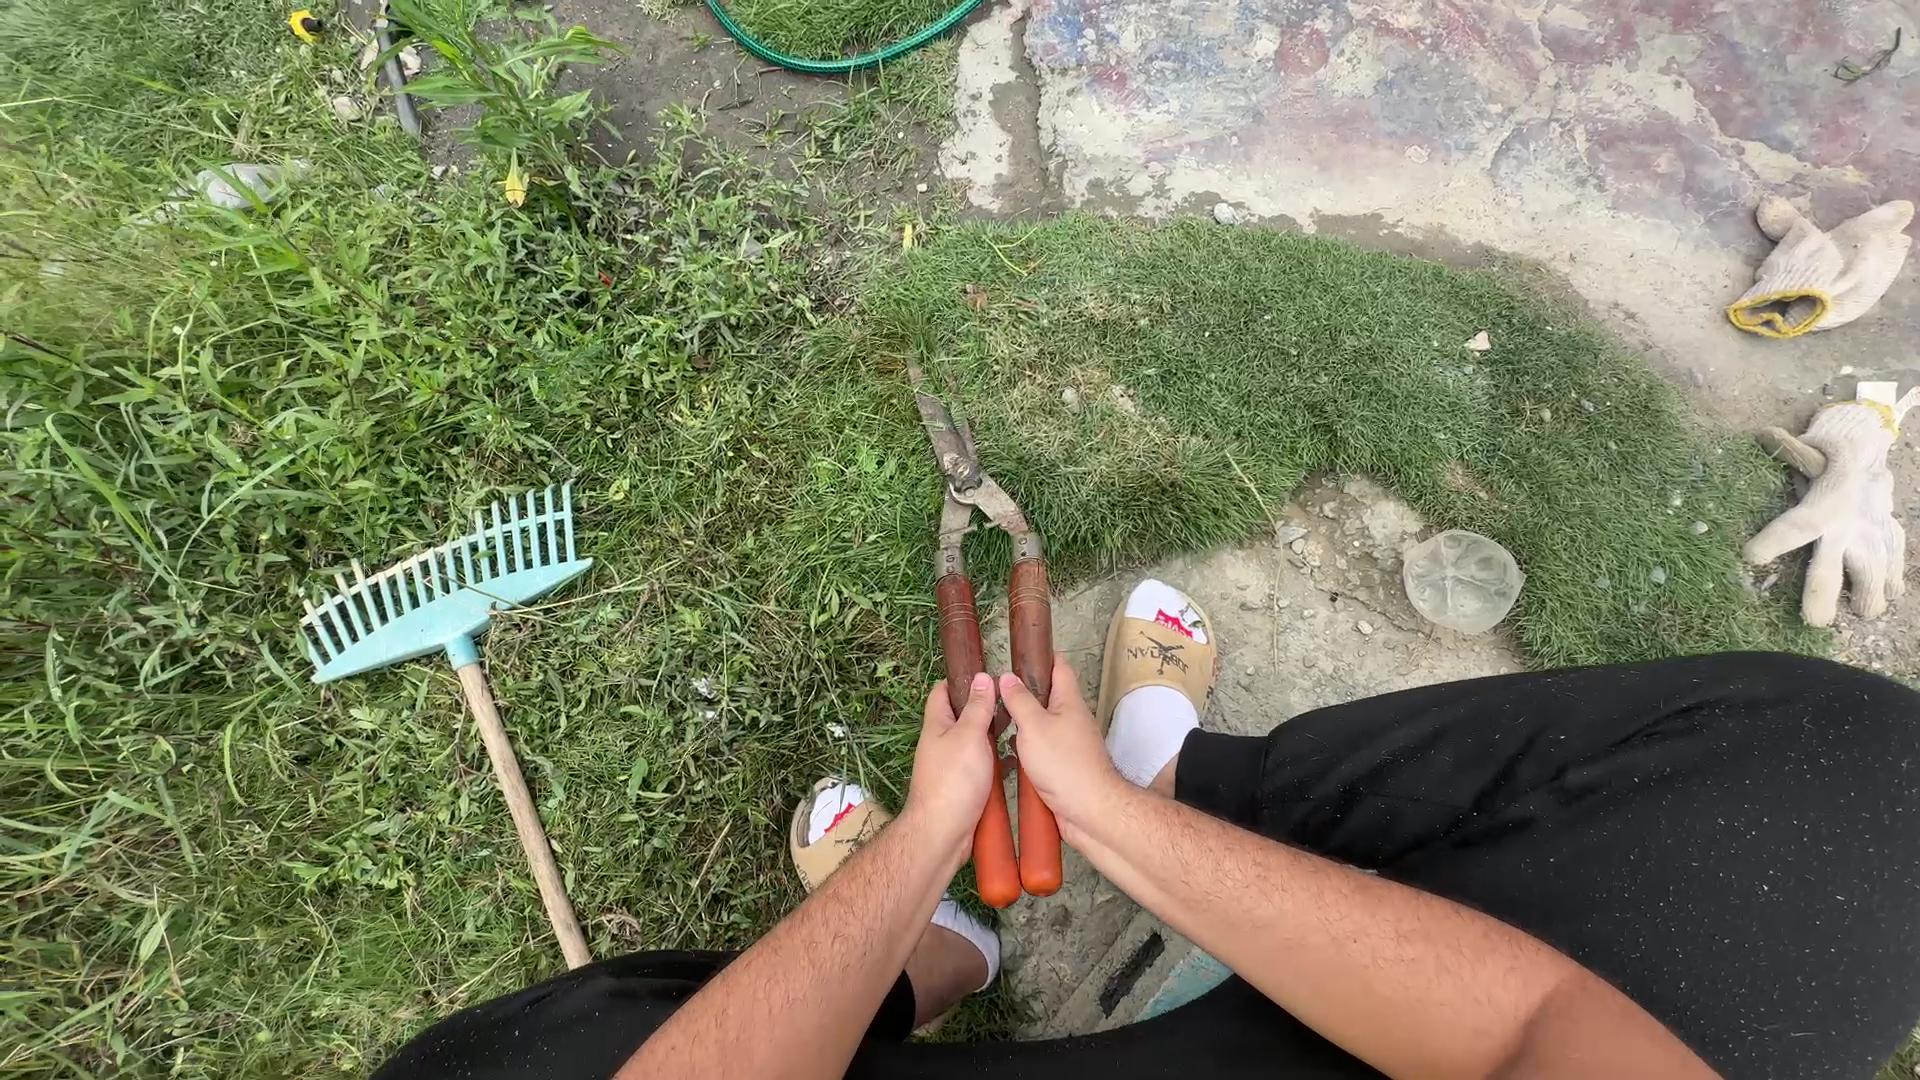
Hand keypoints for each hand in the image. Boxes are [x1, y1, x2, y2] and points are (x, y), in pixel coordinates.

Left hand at [903, 672, 998, 867]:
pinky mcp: (963, 786)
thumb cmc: (954, 780)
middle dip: (985, 708)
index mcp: (937, 725)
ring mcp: (951, 766)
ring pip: (974, 742)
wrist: (943, 833)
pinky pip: (981, 767)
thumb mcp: (969, 736)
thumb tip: (982, 678)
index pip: (942, 692)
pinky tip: (1015, 761)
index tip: (986, 674)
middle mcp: (941, 742)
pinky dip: (996, 762)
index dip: (960, 679)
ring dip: (994, 736)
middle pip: (962, 716)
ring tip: (1021, 727)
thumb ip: (977, 708)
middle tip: (1013, 702)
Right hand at [998, 656, 1127, 840]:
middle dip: (1026, 688)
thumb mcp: (1034, 726)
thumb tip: (1007, 677)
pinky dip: (1027, 744)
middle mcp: (1072, 718)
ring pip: (1044, 722)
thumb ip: (1020, 700)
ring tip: (996, 715)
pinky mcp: (1065, 764)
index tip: (1020, 650)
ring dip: (1024, 719)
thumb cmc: (1063, 763)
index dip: (1042, 655)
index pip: (1059, 667)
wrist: (1089, 810)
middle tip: (997, 687)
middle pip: (1049, 694)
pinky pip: (1044, 746)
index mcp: (1069, 701)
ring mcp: (1070, 742)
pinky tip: (1009, 749)